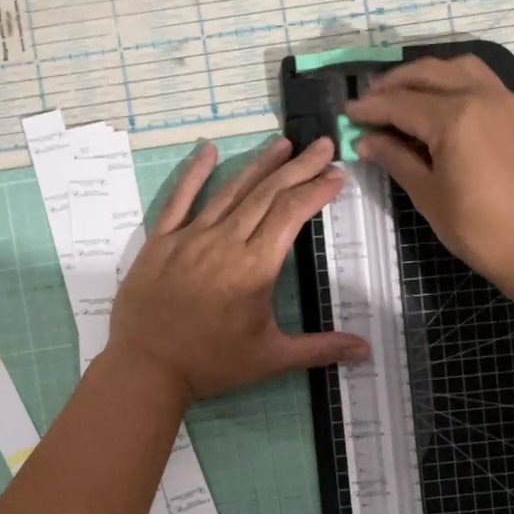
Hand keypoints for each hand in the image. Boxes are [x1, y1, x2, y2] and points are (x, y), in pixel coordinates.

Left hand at [107, 136, 369, 400]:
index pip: (292, 214)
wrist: (147, 368)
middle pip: (267, 194)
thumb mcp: (271, 359)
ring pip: (230, 191)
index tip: (336, 175)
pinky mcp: (161, 241)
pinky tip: (207, 149)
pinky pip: (179, 199)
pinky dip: (194, 172)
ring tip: (282, 144)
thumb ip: (320, 349)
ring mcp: (190, 237)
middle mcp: (225, 242)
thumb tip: (366, 351)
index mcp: (255, 267)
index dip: (316, 190)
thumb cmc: (211, 365)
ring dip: (259, 165)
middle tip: (322, 146)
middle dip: (299, 167)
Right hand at [347, 56, 513, 290]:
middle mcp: (481, 97)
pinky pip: (480, 81)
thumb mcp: (429, 196)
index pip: (401, 104)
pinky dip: (453, 82)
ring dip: (426, 76)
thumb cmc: (480, 230)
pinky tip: (439, 105)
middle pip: (428, 74)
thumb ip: (397, 160)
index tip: (346, 114)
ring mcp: (505, 102)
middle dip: (394, 85)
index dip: (370, 109)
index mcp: (455, 118)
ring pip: (458, 69)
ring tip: (403, 96)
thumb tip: (366, 141)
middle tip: (368, 102)